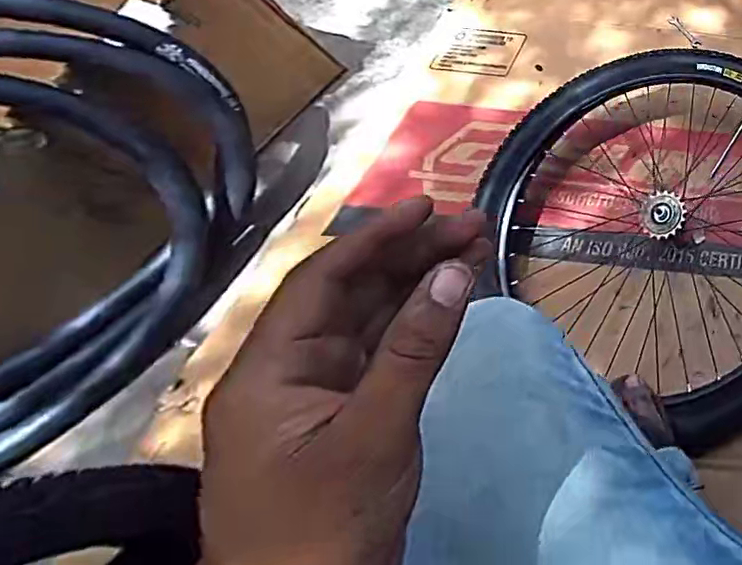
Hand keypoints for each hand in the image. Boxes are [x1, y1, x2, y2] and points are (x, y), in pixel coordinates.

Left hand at [200, 198, 491, 564]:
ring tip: (474, 247)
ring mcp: (317, 392)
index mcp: (267, 371)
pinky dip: (418, 321)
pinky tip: (451, 294)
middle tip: (470, 226)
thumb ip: (415, 347)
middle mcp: (287, 371)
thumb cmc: (325, 534)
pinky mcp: (345, 411)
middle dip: (411, 254)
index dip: (374, 236)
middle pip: (353, 291)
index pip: (321, 280)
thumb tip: (453, 270)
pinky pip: (382, 349)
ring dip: (420, 281)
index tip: (424, 207)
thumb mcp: (376, 435)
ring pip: (372, 316)